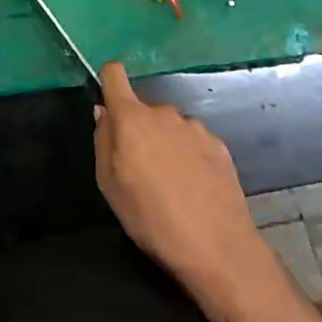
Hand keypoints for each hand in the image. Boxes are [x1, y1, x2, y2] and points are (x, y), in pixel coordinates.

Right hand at [93, 61, 275, 303]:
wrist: (217, 246)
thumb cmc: (150, 218)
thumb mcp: (109, 185)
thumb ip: (103, 141)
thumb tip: (104, 112)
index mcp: (132, 118)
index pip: (114, 75)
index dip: (108, 81)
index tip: (108, 102)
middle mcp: (164, 113)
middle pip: (143, 109)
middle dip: (138, 129)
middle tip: (139, 169)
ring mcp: (195, 127)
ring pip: (169, 126)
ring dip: (164, 142)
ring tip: (170, 183)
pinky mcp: (218, 144)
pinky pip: (193, 141)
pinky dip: (188, 155)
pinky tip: (194, 188)